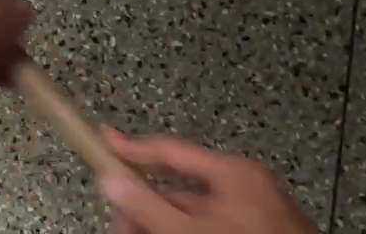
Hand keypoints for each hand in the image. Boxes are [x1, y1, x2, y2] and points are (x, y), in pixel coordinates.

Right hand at [98, 131, 318, 233]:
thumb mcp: (194, 232)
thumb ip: (149, 207)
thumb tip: (107, 180)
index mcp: (233, 173)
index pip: (169, 149)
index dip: (131, 147)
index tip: (100, 140)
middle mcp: (246, 185)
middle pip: (179, 187)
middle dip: (145, 204)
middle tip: (119, 223)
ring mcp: (259, 213)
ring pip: (195, 212)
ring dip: (162, 221)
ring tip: (136, 233)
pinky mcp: (265, 233)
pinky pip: (216, 226)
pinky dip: (188, 230)